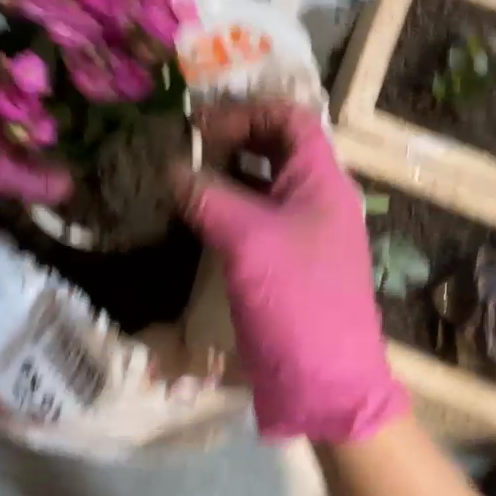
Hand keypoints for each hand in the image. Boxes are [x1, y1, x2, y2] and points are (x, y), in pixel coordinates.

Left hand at [0, 67, 70, 267]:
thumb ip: (27, 175)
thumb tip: (72, 185)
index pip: (16, 74)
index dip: (47, 80)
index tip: (82, 90)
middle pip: (17, 108)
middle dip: (47, 119)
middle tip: (88, 126)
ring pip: (9, 138)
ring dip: (35, 148)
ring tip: (77, 152)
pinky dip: (20, 172)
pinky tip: (50, 178)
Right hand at [177, 101, 407, 441]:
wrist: (326, 384)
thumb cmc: (296, 300)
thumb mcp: (247, 240)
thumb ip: (207, 196)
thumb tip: (170, 167)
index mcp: (322, 181)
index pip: (290, 118)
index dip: (246, 112)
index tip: (201, 127)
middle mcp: (316, 197)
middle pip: (276, 146)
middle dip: (232, 136)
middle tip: (186, 143)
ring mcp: (302, 230)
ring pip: (263, 181)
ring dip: (226, 171)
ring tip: (183, 172)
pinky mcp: (284, 260)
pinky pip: (255, 216)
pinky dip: (226, 205)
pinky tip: (194, 211)